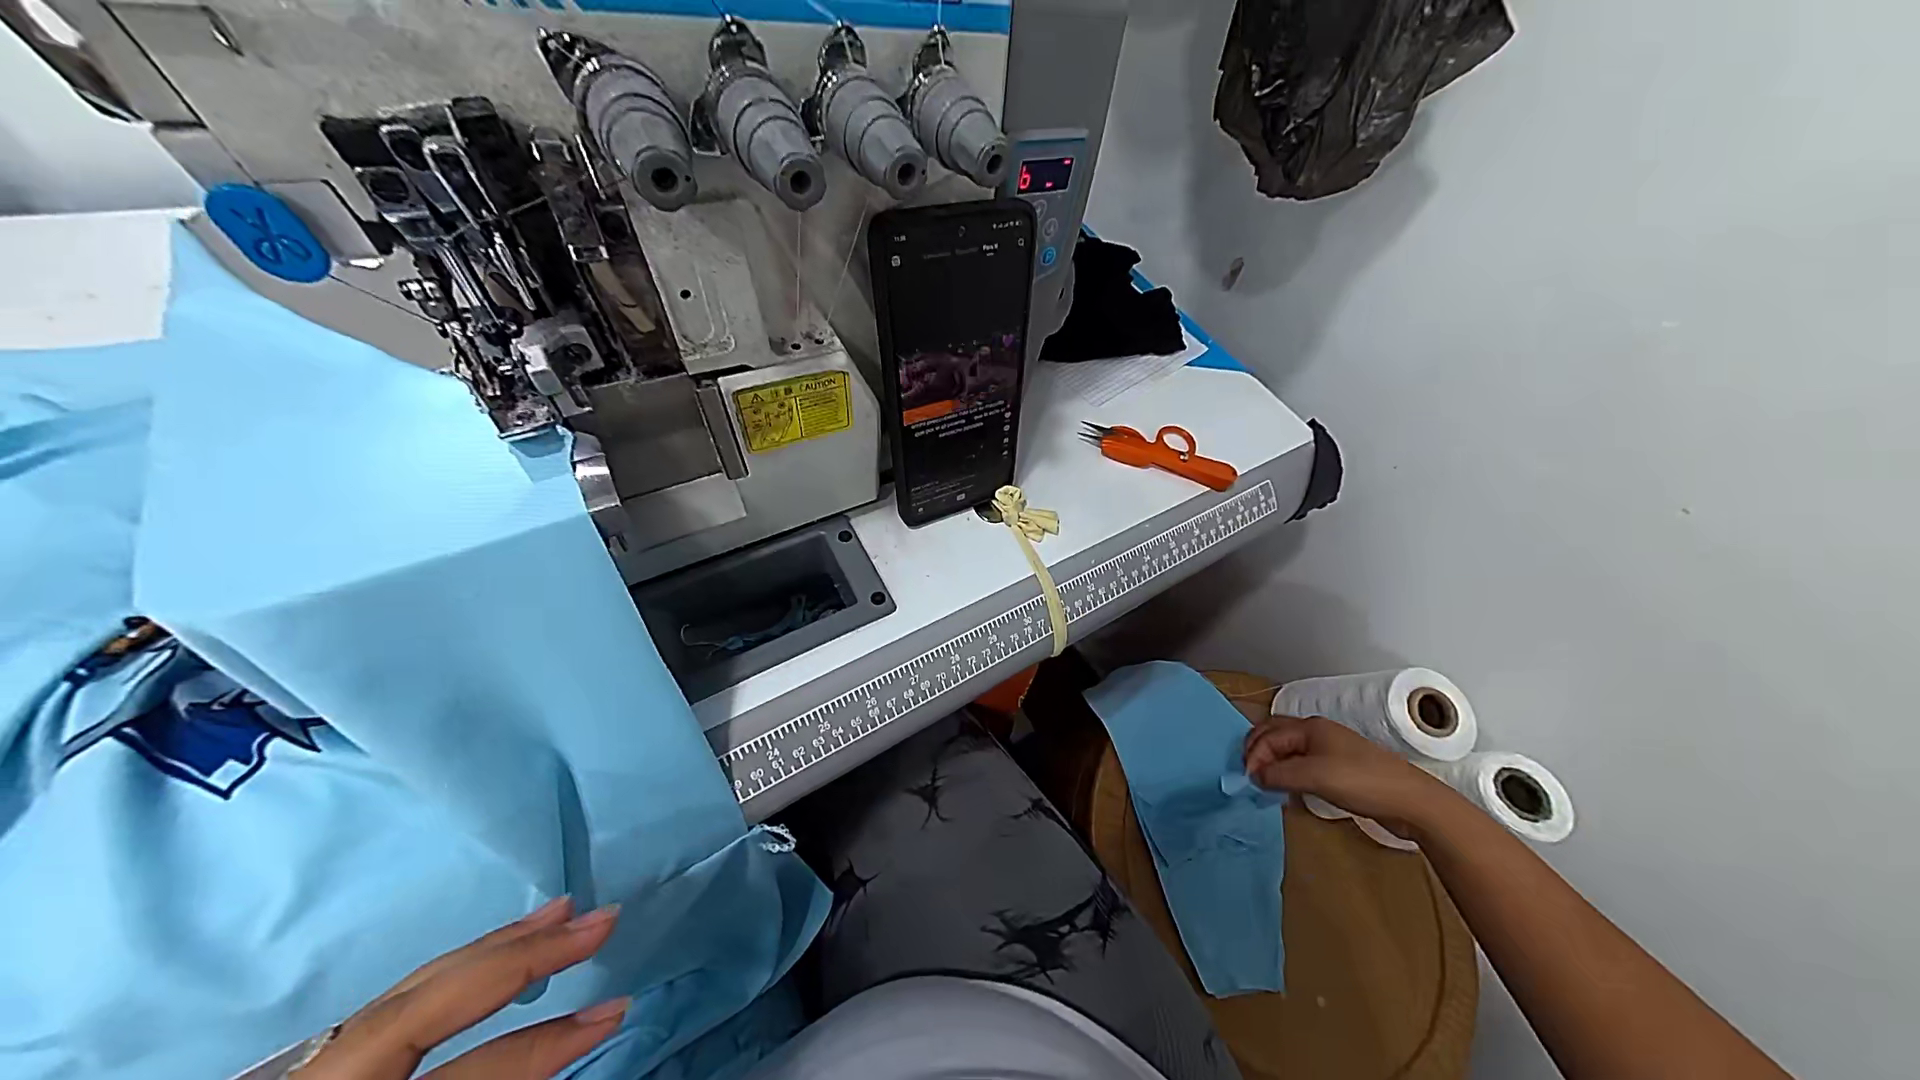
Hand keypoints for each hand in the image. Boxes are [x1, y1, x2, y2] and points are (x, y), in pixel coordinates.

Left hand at [296, 897, 626, 1079]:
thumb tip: (557, 1062)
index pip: (463, 1077)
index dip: (544, 1044)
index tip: (616, 1011)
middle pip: (425, 1005)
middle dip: (523, 957)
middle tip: (602, 920)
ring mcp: (306, 1076)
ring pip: (406, 990)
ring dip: (495, 946)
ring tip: (560, 911)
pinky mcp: (313, 1069)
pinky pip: (395, 1003)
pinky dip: (455, 969)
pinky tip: (492, 951)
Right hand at [1242, 714, 1456, 831]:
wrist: (1413, 803)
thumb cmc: (1362, 782)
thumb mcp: (1314, 776)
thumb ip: (1279, 774)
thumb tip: (1254, 776)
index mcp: (1310, 727)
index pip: (1268, 735)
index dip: (1254, 755)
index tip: (1248, 779)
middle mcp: (1318, 733)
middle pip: (1275, 735)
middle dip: (1258, 751)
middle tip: (1248, 774)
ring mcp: (1330, 750)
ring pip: (1289, 750)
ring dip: (1273, 762)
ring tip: (1265, 782)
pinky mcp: (1340, 769)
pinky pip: (1303, 763)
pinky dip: (1289, 772)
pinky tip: (1289, 788)